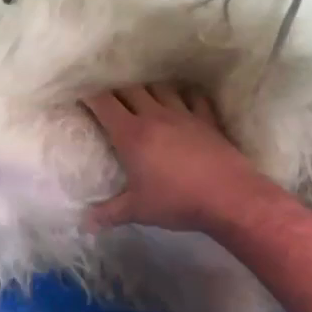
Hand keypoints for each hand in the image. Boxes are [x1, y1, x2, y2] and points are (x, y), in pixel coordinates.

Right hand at [83, 84, 268, 233]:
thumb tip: (84, 224)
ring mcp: (184, 115)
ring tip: (142, 95)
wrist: (230, 198)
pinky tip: (182, 98)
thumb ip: (108, 214)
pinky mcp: (207, 120)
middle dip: (116, 89)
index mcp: (132, 134)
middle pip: (130, 89)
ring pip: (160, 88)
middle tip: (108, 97)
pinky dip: (184, 94)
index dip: (90, 96)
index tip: (81, 95)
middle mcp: (155, 117)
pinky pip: (194, 97)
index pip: (104, 104)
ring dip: (147, 88)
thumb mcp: (137, 210)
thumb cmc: (177, 202)